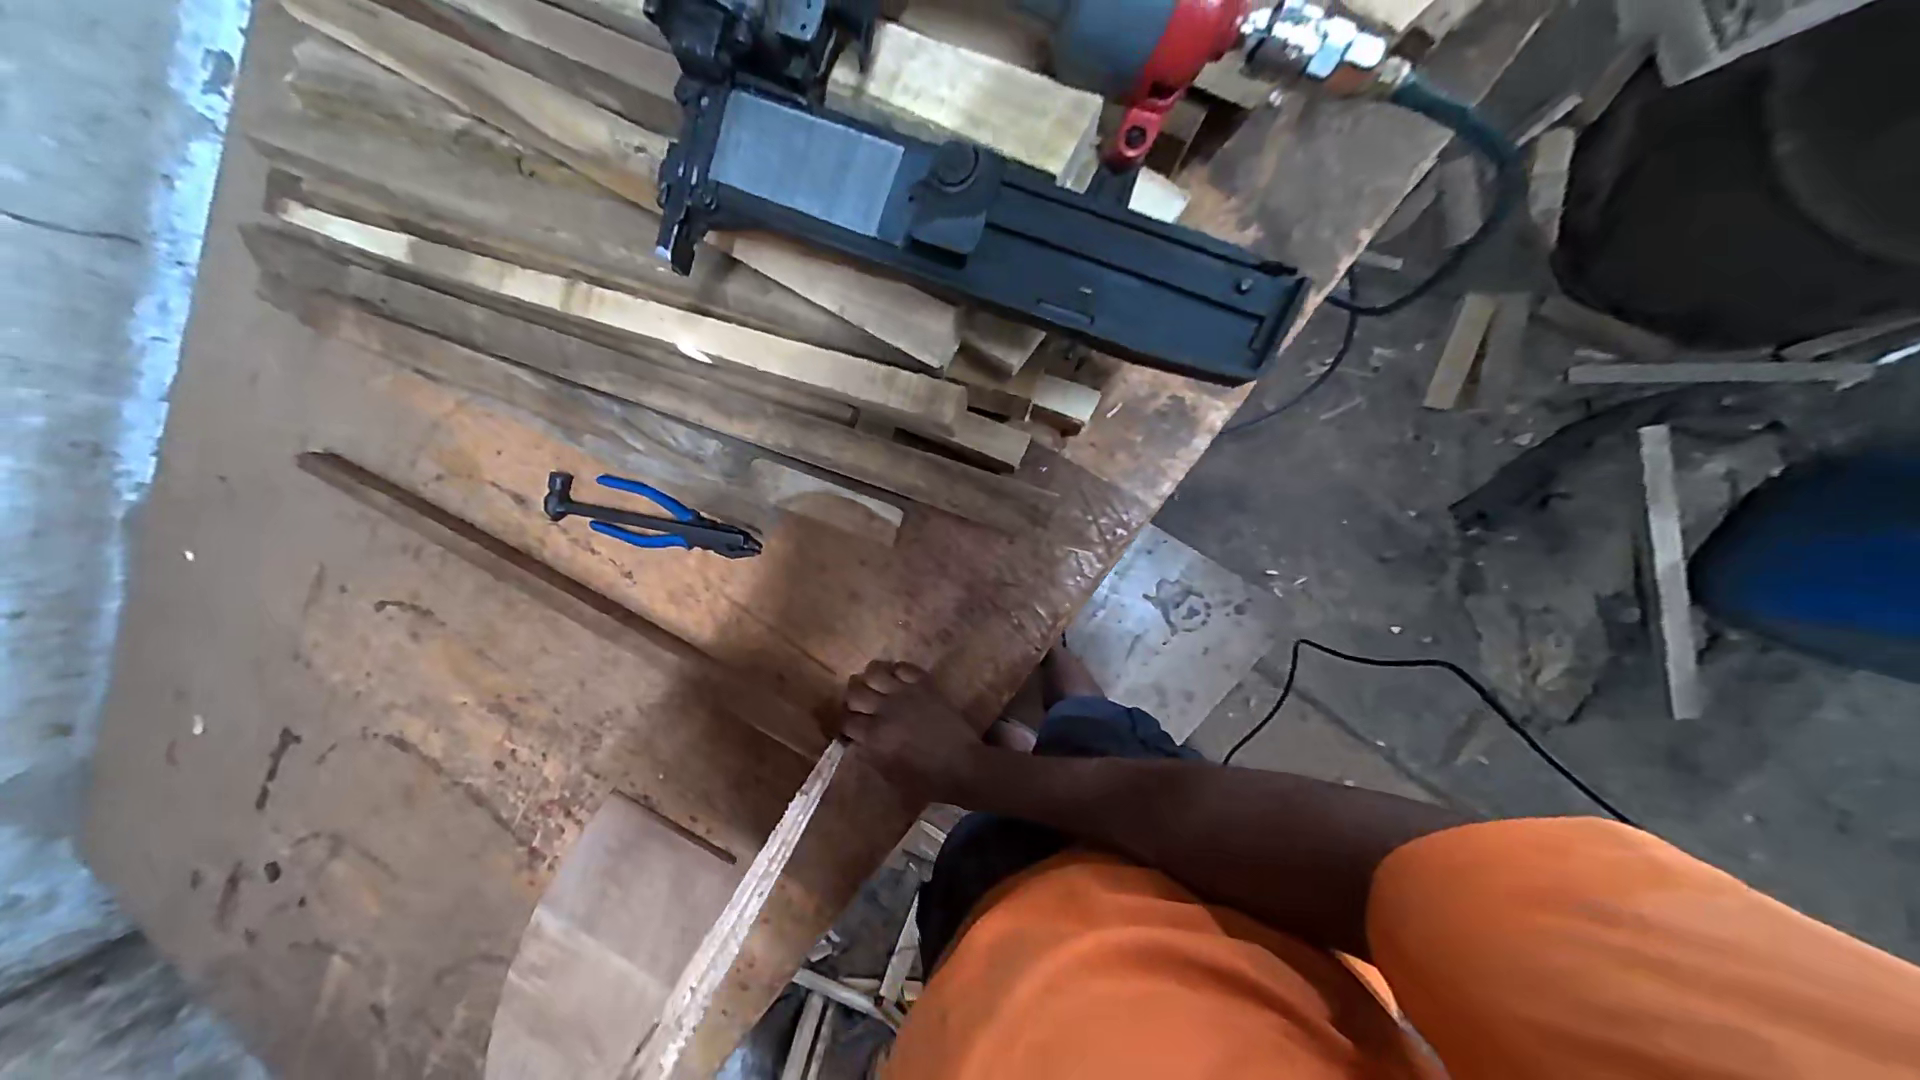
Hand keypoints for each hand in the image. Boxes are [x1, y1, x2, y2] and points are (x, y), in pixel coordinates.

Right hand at [838, 661, 982, 803]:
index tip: (850, 726)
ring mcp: (905, 693)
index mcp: (874, 737)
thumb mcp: (890, 775)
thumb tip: (858, 740)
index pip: (845, 721)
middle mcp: (885, 710)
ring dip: (870, 678)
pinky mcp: (924, 685)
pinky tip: (898, 679)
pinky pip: (903, 666)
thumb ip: (870, 754)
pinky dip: (897, 670)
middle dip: (853, 698)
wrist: (963, 765)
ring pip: (874, 672)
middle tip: (860, 704)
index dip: (845, 724)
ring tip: (875, 685)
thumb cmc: (927, 779)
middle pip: (854, 692)